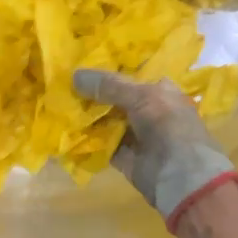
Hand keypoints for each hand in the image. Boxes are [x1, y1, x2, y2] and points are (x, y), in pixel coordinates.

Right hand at [74, 68, 237, 231]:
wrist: (180, 173)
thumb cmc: (168, 125)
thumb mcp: (140, 96)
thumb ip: (108, 85)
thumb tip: (74, 74)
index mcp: (158, 89)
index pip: (130, 74)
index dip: (107, 69)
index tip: (80, 63)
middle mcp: (146, 108)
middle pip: (113, 97)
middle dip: (90, 92)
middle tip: (62, 84)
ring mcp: (134, 133)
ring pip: (104, 119)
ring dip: (85, 115)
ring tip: (57, 104)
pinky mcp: (123, 154)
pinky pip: (100, 143)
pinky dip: (85, 138)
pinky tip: (65, 129)